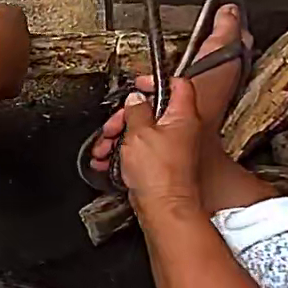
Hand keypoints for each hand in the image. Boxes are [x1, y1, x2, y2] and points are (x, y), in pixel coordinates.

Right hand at [91, 75, 207, 215]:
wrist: (163, 206)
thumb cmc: (159, 173)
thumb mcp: (139, 132)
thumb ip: (136, 110)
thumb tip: (135, 99)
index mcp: (182, 116)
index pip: (178, 85)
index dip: (156, 81)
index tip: (139, 84)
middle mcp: (181, 130)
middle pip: (151, 110)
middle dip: (125, 117)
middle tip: (113, 125)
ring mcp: (171, 147)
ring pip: (141, 131)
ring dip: (118, 137)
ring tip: (105, 148)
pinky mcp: (160, 163)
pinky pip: (138, 149)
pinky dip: (122, 152)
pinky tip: (107, 160)